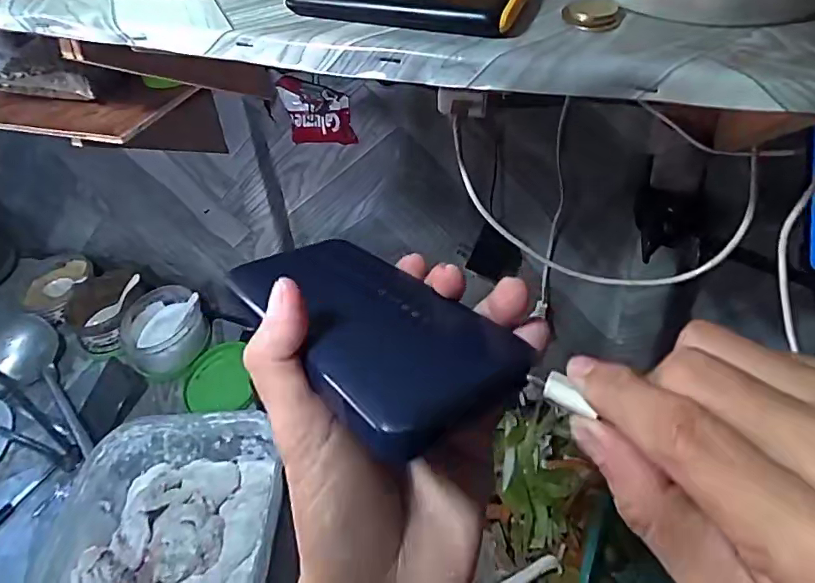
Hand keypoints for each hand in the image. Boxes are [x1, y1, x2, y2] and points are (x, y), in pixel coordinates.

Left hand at [243, 254, 550, 582]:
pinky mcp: (477, 427)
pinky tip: (535, 333)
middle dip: (446, 292)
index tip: (412, 264)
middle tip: (453, 279)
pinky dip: (520, 351)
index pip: (378, 315)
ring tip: (513, 294)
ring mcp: (442, 401)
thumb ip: (279, 361)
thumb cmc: (333, 499)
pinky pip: (500, 379)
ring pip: (470, 342)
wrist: (388, 581)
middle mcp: (400, 380)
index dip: (395, 285)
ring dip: (494, 312)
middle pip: (428, 322)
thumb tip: (284, 288)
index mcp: (357, 374)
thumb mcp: (297, 426)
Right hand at [566, 321, 814, 582]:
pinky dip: (724, 377)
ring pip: (712, 343)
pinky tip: (749, 425)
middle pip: (693, 371)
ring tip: (704, 432)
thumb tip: (590, 424)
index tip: (574, 378)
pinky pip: (747, 346)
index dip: (620, 397)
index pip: (687, 433)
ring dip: (684, 380)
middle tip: (647, 438)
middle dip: (650, 394)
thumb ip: (655, 507)